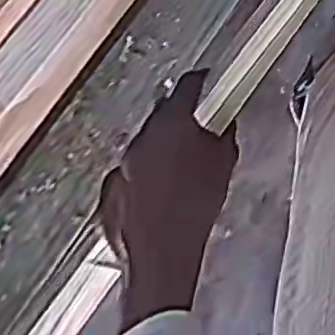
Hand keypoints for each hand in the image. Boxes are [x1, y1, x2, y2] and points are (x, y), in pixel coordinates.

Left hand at [97, 70, 238, 330]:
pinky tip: (158, 191)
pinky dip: (142, 176)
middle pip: (162, 114)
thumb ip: (222, 132)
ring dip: (160, 147)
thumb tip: (223, 123)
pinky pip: (129, 174)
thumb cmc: (197, 205)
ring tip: (180, 166)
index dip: (201, 80)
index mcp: (172, 123)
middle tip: (198, 127)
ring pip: (144, 144)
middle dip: (179, 116)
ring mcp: (121, 166)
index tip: (208, 80)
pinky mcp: (109, 193)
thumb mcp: (225, 160)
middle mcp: (142, 138)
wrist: (163, 255)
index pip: (187, 85)